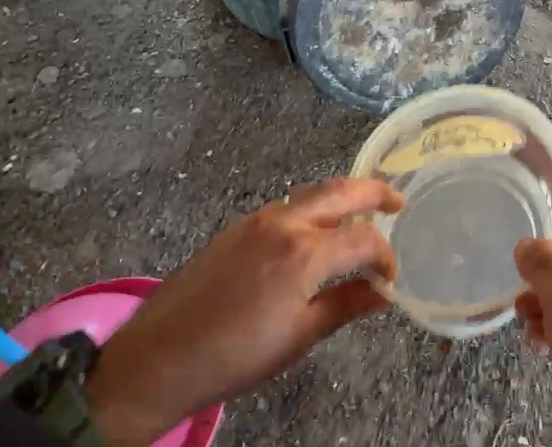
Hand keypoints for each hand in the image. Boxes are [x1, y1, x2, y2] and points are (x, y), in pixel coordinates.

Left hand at [84, 177, 403, 446]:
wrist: (155, 361)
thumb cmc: (234, 356)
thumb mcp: (298, 337)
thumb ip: (345, 305)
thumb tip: (383, 293)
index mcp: (305, 252)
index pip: (364, 241)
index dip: (385, 258)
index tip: (390, 279)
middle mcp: (285, 223)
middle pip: (342, 191)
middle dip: (375, 193)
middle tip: (397, 203)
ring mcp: (257, 220)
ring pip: (312, 193)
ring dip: (342, 198)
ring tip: (360, 214)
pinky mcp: (236, 228)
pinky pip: (286, 206)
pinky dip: (312, 209)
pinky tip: (313, 232)